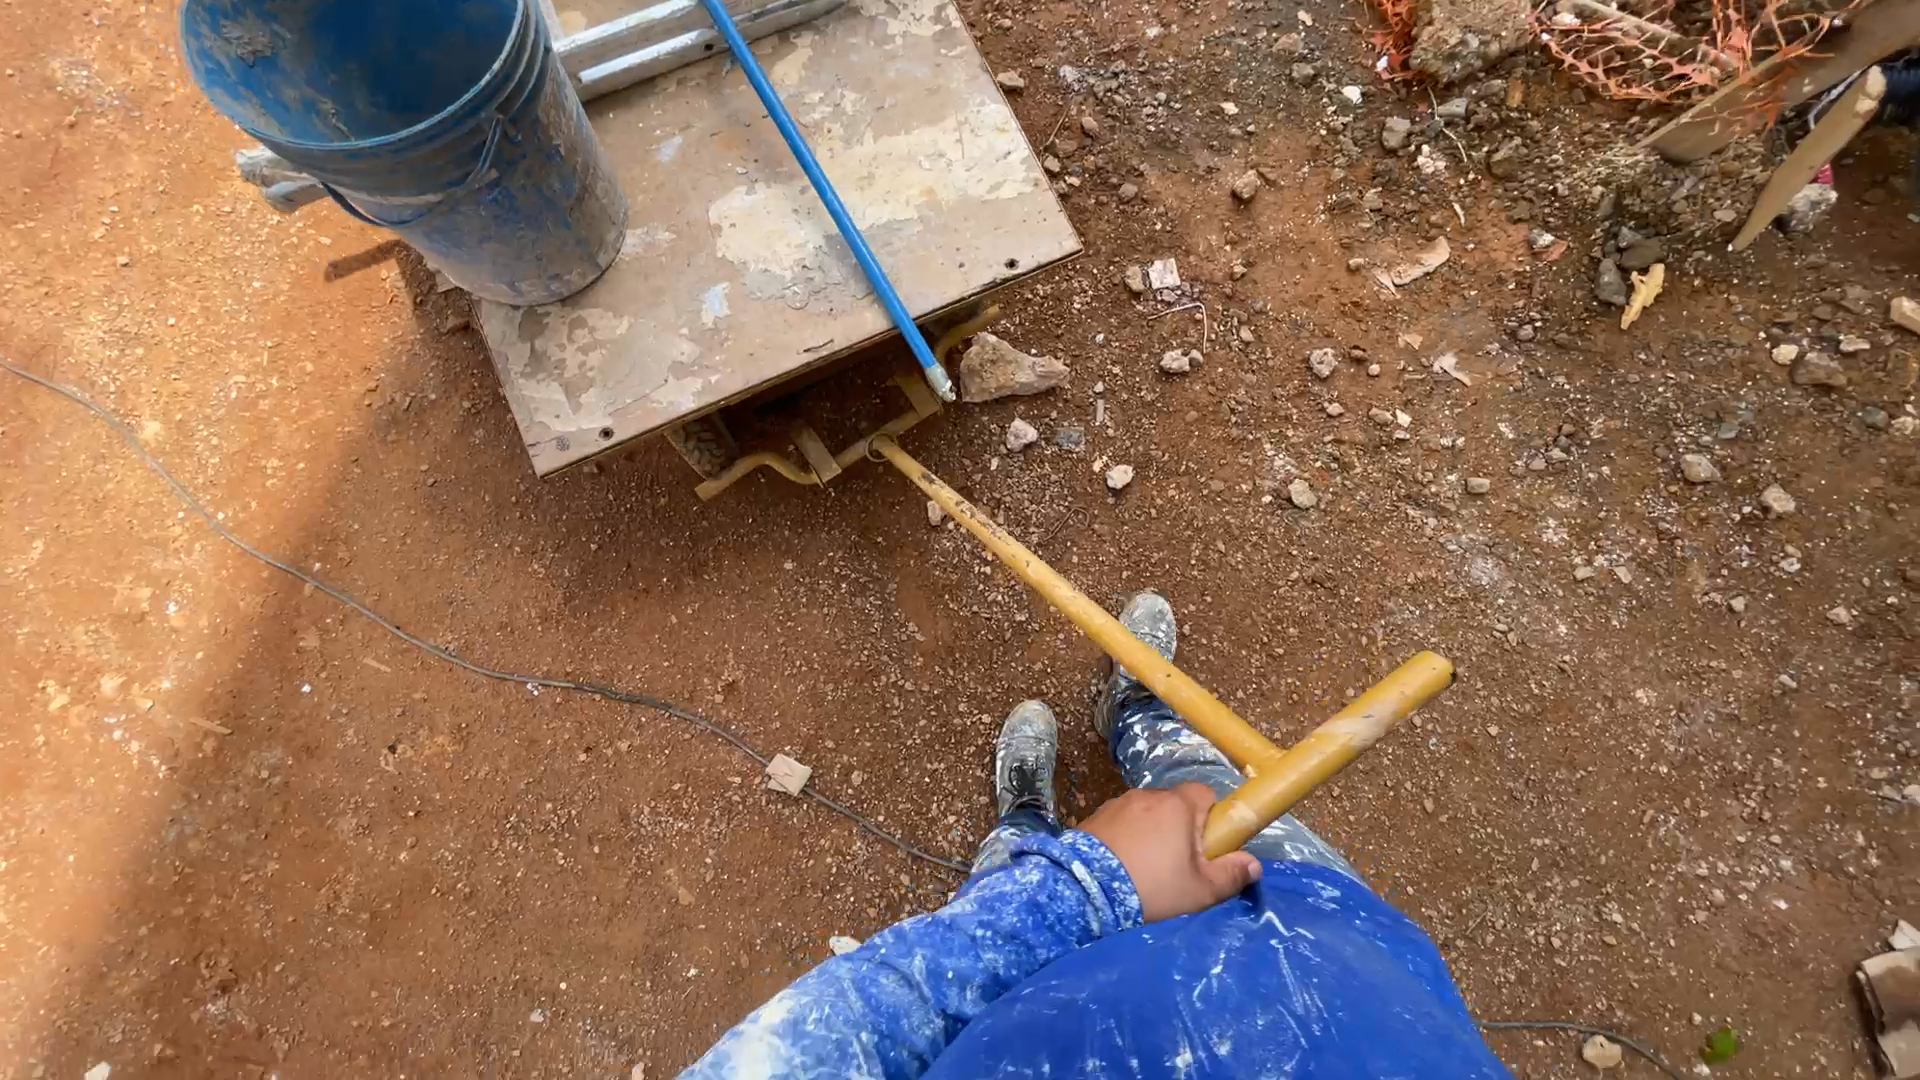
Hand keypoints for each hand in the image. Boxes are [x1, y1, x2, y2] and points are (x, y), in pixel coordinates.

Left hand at [1079, 783, 1261, 921]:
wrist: (1088, 887)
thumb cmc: (1152, 885)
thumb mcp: (1200, 890)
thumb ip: (1231, 875)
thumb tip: (1254, 863)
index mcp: (1177, 805)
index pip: (1205, 794)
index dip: (1212, 818)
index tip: (1207, 846)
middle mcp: (1147, 794)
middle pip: (1177, 805)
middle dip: (1183, 829)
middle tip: (1179, 864)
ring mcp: (1119, 802)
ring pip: (1149, 813)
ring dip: (1154, 832)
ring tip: (1147, 868)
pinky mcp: (1098, 814)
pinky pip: (1124, 821)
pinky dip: (1129, 836)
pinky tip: (1124, 863)